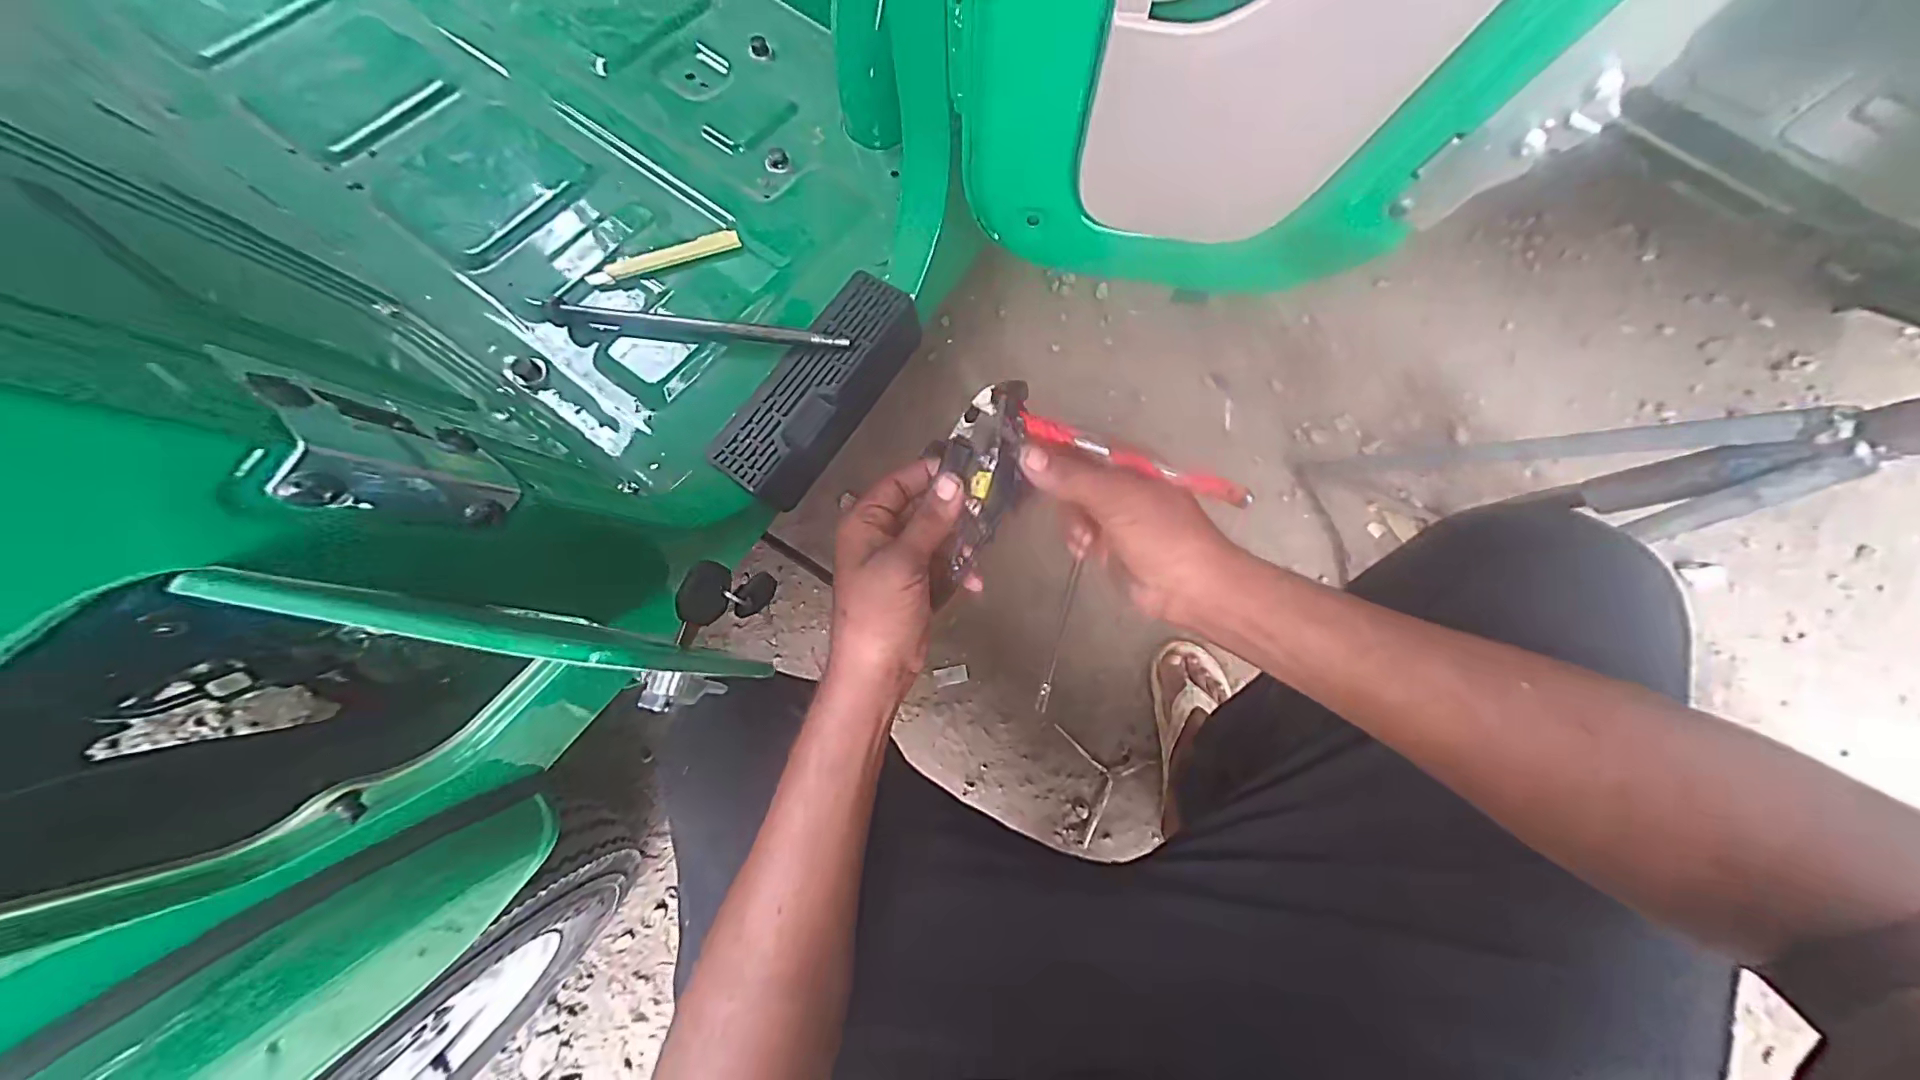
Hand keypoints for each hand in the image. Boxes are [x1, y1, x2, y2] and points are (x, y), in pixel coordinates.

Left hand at [827, 458, 964, 694]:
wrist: (878, 671)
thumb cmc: (877, 616)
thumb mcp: (904, 562)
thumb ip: (930, 521)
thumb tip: (952, 483)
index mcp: (865, 525)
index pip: (897, 483)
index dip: (927, 473)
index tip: (962, 468)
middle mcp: (881, 539)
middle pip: (922, 509)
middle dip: (952, 510)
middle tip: (983, 504)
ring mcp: (902, 562)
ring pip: (938, 536)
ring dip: (961, 541)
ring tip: (981, 543)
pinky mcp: (919, 584)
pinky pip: (944, 564)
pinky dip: (960, 568)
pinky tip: (974, 579)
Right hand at [1020, 443, 1247, 627]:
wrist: (1188, 589)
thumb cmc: (1161, 535)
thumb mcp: (1115, 500)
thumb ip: (1070, 477)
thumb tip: (1027, 453)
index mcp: (1128, 463)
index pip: (1081, 444)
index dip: (1051, 446)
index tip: (1021, 452)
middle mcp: (1119, 483)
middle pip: (1070, 476)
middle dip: (1062, 494)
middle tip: (1066, 508)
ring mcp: (1113, 513)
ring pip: (1070, 506)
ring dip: (1071, 522)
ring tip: (1086, 538)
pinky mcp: (1108, 541)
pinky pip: (1079, 530)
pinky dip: (1078, 540)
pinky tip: (1087, 550)